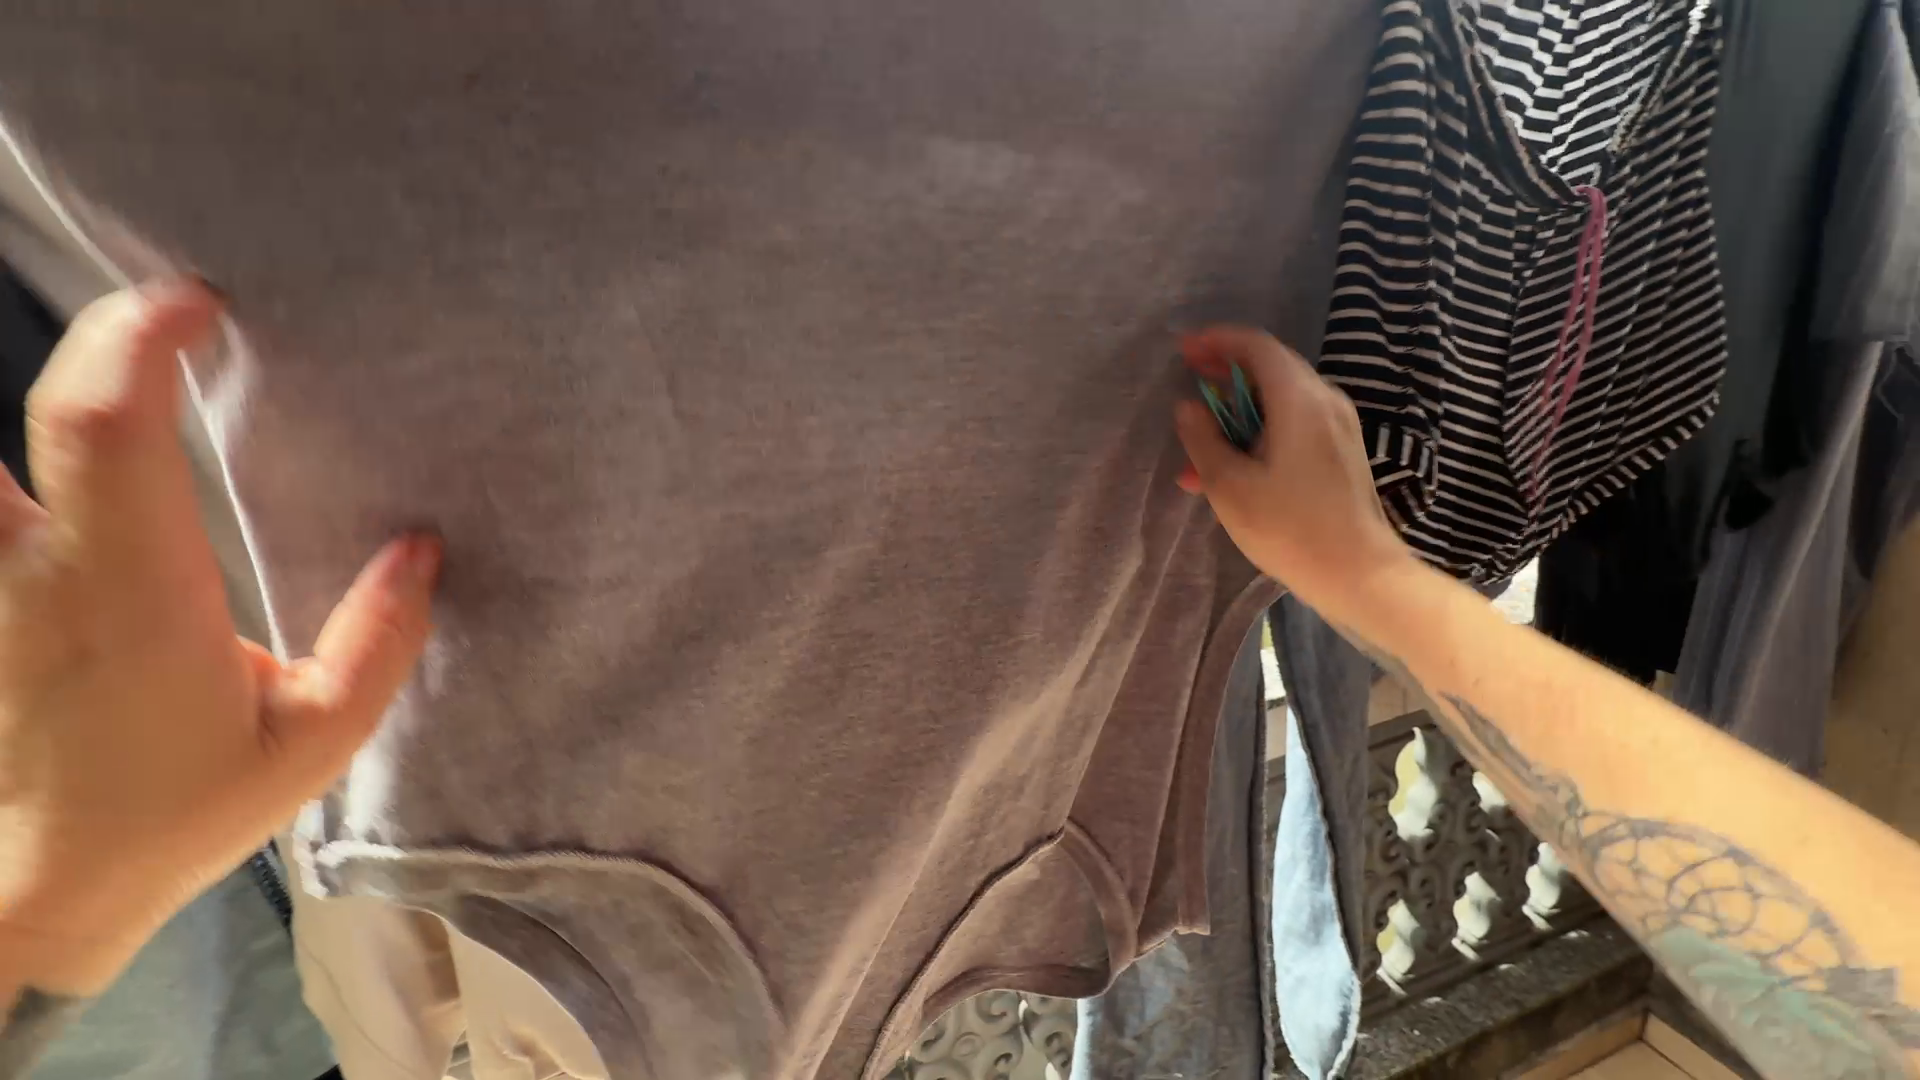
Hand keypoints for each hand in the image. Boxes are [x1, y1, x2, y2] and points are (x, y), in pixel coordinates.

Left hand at [0, 280, 438, 994]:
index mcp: (136, 596)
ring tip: (152, 348)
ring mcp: (0, 580)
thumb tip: (422, 546)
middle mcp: (44, 569)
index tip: (198, 302)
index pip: (104, 436)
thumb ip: (382, 640)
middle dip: (108, 338)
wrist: (36, 885)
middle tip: (193, 306)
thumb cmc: (187, 808)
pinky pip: (2, 494)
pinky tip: (100, 435)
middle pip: (42, 416)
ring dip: (71, 386)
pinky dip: (45, 446)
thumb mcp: (322, 737)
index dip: (136, 349)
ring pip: (3, 454)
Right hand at [1174, 326, 1413, 614]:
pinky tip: (1228, 468)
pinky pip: (1291, 426)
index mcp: (1299, 401)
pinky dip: (1257, 433)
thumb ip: (1203, 439)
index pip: (1257, 347)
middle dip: (1225, 374)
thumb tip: (1188, 407)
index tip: (1183, 350)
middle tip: (1190, 383)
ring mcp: (1337, 428)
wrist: (1358, 574)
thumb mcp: (1229, 485)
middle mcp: (1324, 402)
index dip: (1216, 342)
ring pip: (1278, 402)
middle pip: (1270, 369)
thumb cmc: (1289, 528)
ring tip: (1199, 441)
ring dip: (1237, 412)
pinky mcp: (1339, 453)